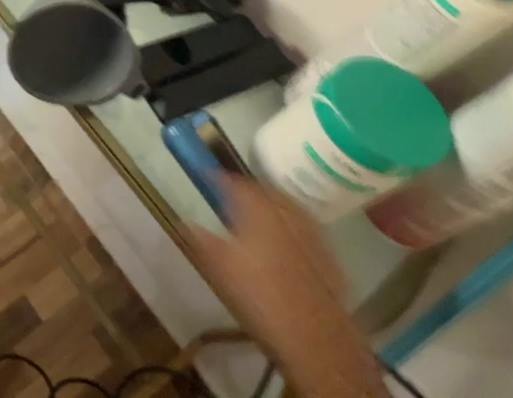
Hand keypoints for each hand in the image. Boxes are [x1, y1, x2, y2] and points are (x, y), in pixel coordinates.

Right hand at [183, 176, 385, 397]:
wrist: (314, 337)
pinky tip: (284, 240)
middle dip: (247, 188)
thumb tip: (184, 222)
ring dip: (271, 204)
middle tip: (231, 195)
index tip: (207, 176)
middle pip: (265, 190)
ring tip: (257, 213)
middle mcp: (285, 213)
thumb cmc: (259, 298)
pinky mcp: (328, 254)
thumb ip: (199, 240)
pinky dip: (290, 224)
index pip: (235, 182)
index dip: (218, 177)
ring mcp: (311, 232)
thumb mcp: (218, 268)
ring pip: (287, 206)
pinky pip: (304, 226)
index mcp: (257, 210)